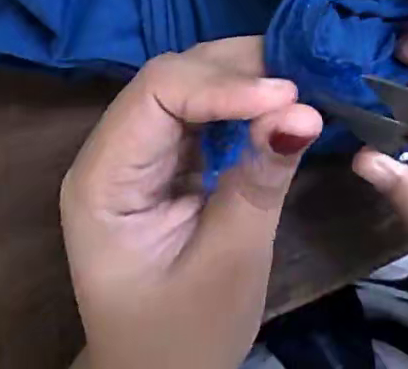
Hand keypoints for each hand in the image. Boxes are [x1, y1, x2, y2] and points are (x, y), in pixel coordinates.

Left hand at [61, 38, 322, 368]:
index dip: (221, 84)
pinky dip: (246, 93)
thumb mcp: (229, 265)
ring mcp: (141, 145)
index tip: (286, 94)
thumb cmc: (184, 336)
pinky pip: (207, 101)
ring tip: (297, 84)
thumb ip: (260, 182)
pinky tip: (278, 99)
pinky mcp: (169, 149)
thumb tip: (304, 112)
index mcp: (103, 179)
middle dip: (238, 70)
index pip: (157, 93)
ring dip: (246, 73)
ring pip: (192, 77)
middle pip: (173, 75)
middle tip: (302, 81)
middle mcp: (114, 147)